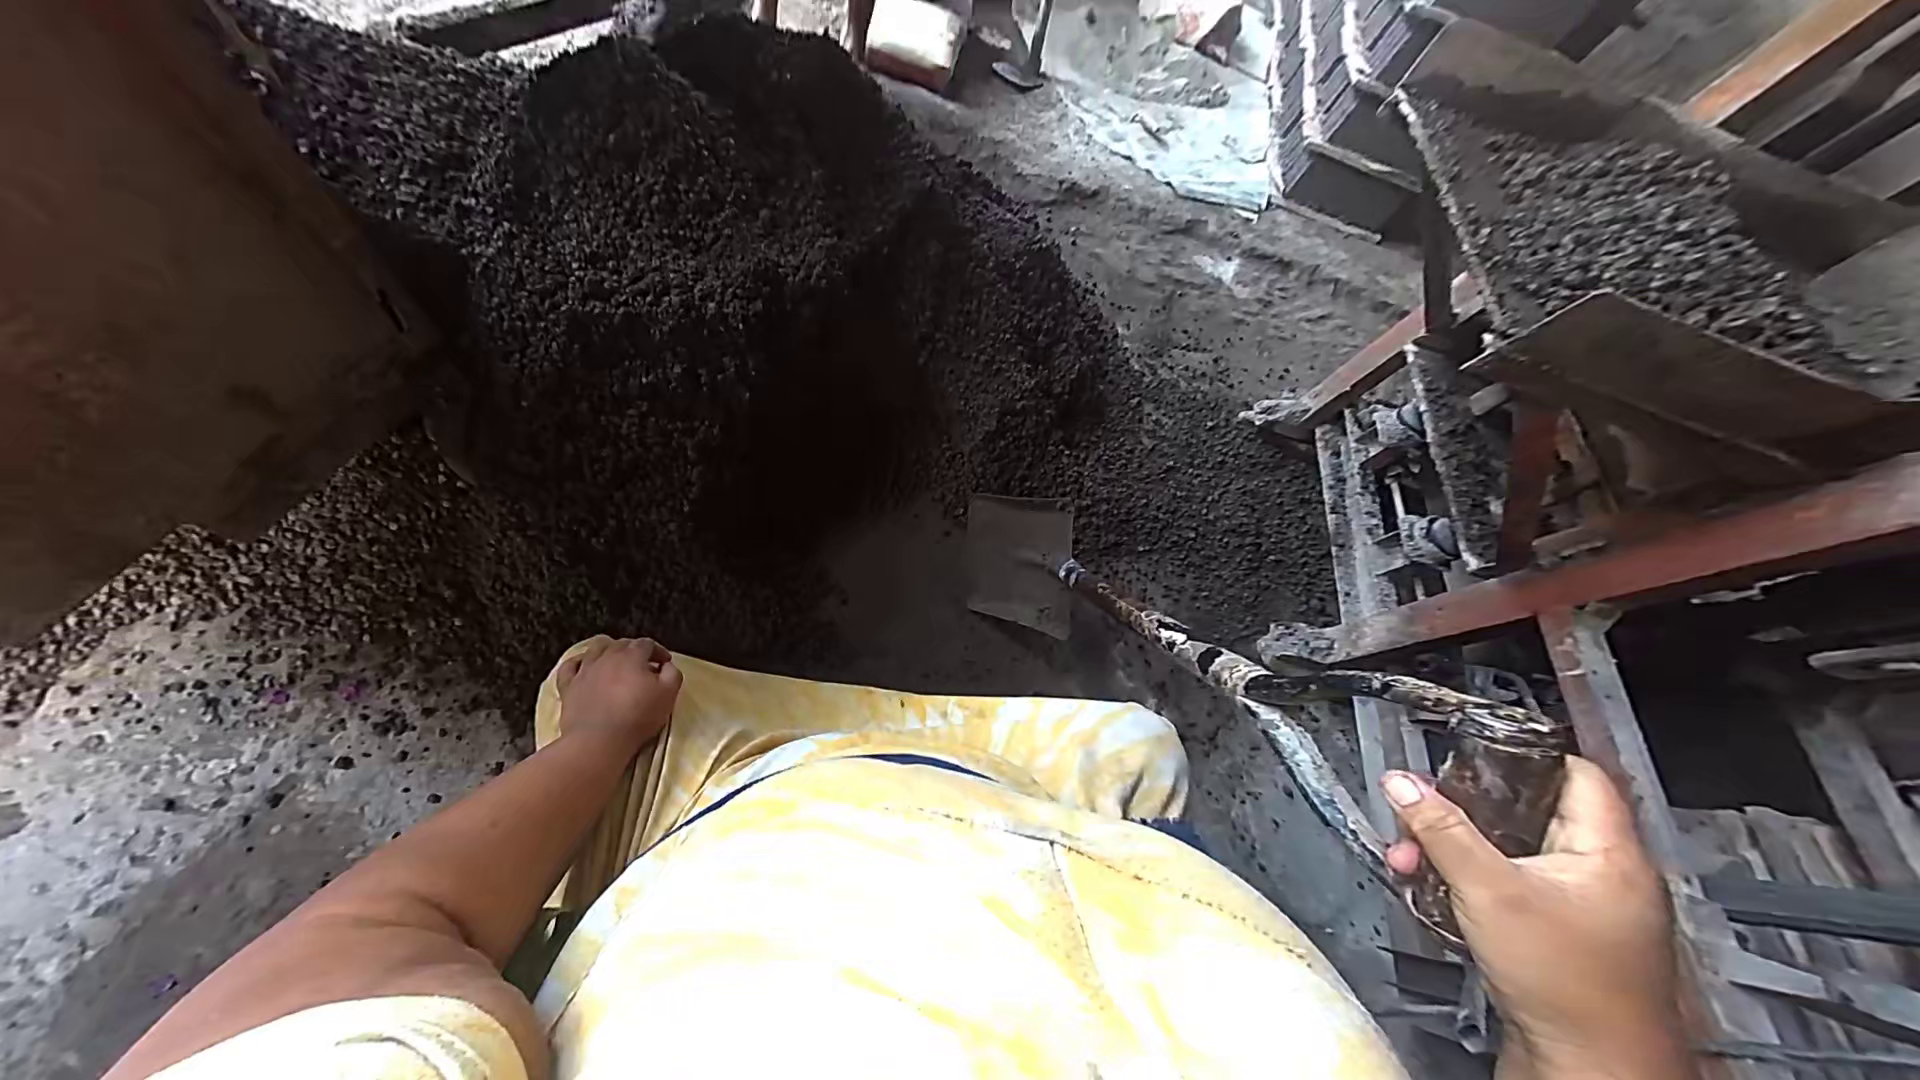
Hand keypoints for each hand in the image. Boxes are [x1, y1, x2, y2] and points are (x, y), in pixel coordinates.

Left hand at [556, 636, 681, 749]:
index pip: (647, 644)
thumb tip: (667, 666)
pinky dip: (578, 661)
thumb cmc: (637, 716)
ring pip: (595, 648)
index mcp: (632, 657)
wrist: (598, 741)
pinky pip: (569, 666)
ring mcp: (585, 671)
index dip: (658, 651)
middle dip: (635, 649)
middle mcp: (607, 657)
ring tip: (615, 659)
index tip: (664, 662)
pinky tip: (584, 665)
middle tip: (644, 664)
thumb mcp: (668, 694)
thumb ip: (672, 674)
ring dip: (608, 649)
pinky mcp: (568, 687)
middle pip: (622, 644)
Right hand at [1382, 757, 1692, 1079]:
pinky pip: (1501, 876)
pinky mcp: (1553, 923)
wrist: (1587, 1067)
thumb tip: (1401, 782)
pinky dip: (1464, 874)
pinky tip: (1431, 883)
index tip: (1474, 748)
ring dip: (1452, 844)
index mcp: (1606, 853)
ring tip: (1413, 854)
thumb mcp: (1487, 889)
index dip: (1525, 753)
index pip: (1574, 773)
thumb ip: (1440, 830)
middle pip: (1522, 808)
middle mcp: (1598, 871)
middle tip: (1421, 808)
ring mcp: (1576, 899)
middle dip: (1460, 807)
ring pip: (1504, 845)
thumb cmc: (1568, 987)